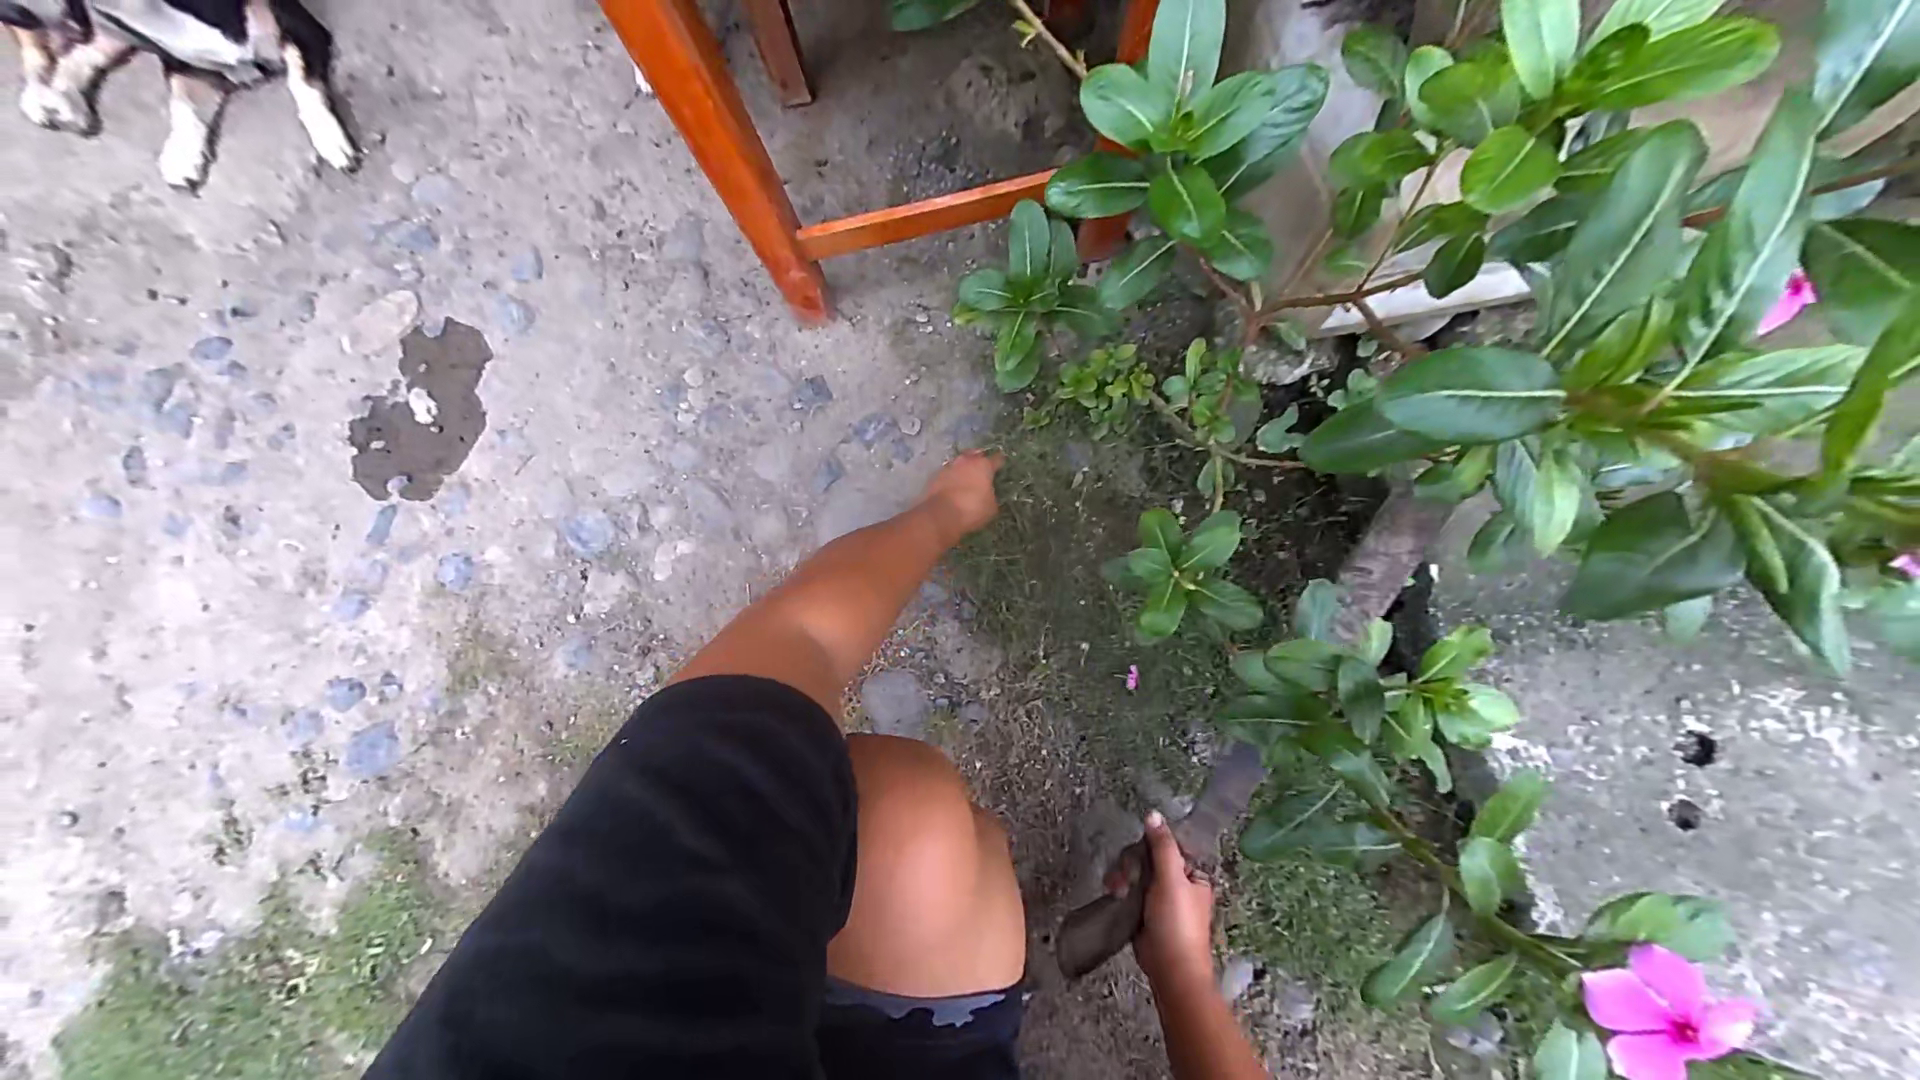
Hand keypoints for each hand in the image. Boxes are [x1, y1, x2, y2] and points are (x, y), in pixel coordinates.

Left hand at [917, 450, 1003, 542]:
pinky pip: (947, 474)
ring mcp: (948, 467)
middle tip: (982, 469)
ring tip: (966, 478)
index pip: (996, 459)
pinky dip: (951, 479)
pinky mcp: (935, 477)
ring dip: (963, 469)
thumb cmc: (972, 509)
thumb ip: (991, 496)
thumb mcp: (991, 507)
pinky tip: (953, 487)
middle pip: (975, 455)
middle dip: (979, 460)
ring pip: (959, 463)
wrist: (940, 515)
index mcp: (983, 465)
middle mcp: (965, 461)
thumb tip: (988, 494)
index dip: (1000, 462)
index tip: (1001, 465)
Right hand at [1132, 811, 1216, 991]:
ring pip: (1135, 871)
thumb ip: (1162, 846)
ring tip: (1116, 889)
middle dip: (1132, 863)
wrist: (1170, 969)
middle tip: (1126, 875)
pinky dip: (1120, 889)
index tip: (1139, 850)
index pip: (1169, 845)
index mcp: (1193, 874)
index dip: (1151, 843)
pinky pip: (1129, 888)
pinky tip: (1113, 893)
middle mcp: (1177, 882)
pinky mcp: (1143, 909)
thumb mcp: (1171, 879)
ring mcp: (1159, 896)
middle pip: (1148, 857)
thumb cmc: (1176, 923)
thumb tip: (1153, 814)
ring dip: (1123, 876)